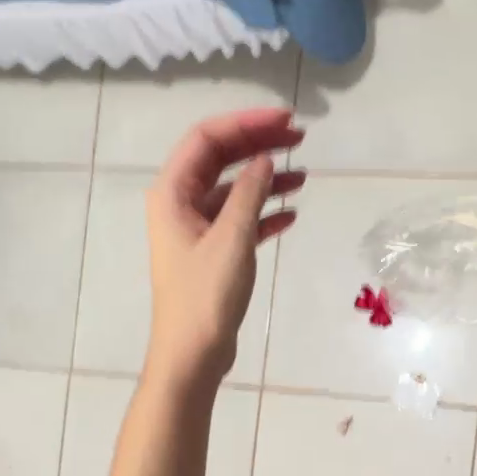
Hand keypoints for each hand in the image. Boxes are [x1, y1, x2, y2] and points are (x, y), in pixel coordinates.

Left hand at [145, 109, 305, 392]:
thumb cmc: (205, 297)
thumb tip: (264, 160)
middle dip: (259, 145)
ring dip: (266, 180)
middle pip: (221, 159)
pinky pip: (240, 221)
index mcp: (172, 192)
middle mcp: (180, 204)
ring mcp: (196, 230)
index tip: (286, 121)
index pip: (208, 139)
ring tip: (303, 177)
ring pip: (234, 191)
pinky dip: (264, 214)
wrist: (192, 354)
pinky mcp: (212, 254)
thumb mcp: (231, 239)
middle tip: (300, 139)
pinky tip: (291, 214)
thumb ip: (249, 194)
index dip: (246, 123)